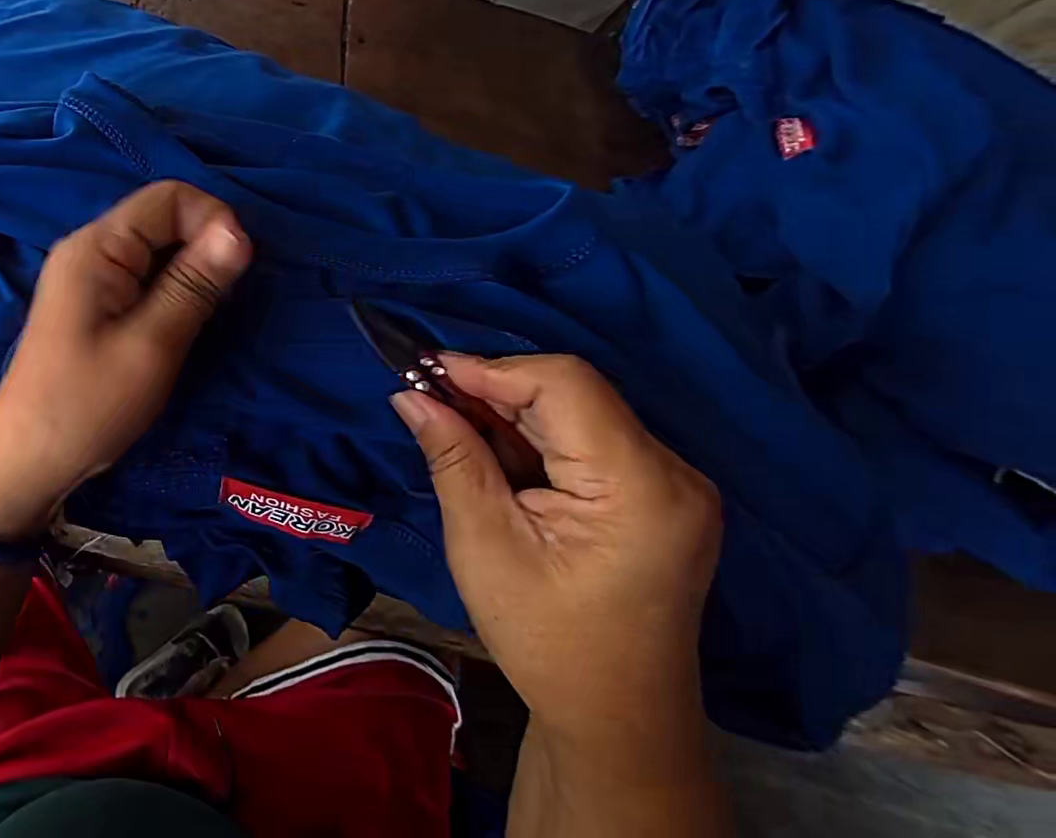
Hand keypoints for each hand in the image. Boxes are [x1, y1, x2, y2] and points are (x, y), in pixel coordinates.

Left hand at [0, 181, 251, 539]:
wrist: (29, 461)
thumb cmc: (88, 405)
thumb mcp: (152, 344)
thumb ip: (194, 283)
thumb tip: (238, 230)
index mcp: (96, 247)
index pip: (168, 197)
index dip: (213, 220)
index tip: (239, 268)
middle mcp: (87, 249)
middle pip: (161, 219)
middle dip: (203, 248)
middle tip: (224, 300)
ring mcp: (86, 278)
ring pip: (155, 251)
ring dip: (189, 274)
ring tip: (202, 317)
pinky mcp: (91, 304)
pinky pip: (141, 278)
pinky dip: (170, 292)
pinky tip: (179, 324)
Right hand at [390, 354, 721, 740]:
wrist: (613, 713)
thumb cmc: (545, 637)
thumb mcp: (483, 544)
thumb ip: (452, 457)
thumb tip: (409, 394)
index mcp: (640, 488)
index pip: (565, 385)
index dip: (490, 368)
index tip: (425, 372)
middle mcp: (670, 471)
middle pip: (571, 393)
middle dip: (491, 388)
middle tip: (424, 395)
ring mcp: (667, 481)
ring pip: (573, 409)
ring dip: (504, 409)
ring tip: (444, 418)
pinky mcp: (651, 492)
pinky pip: (581, 436)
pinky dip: (526, 432)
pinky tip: (483, 443)